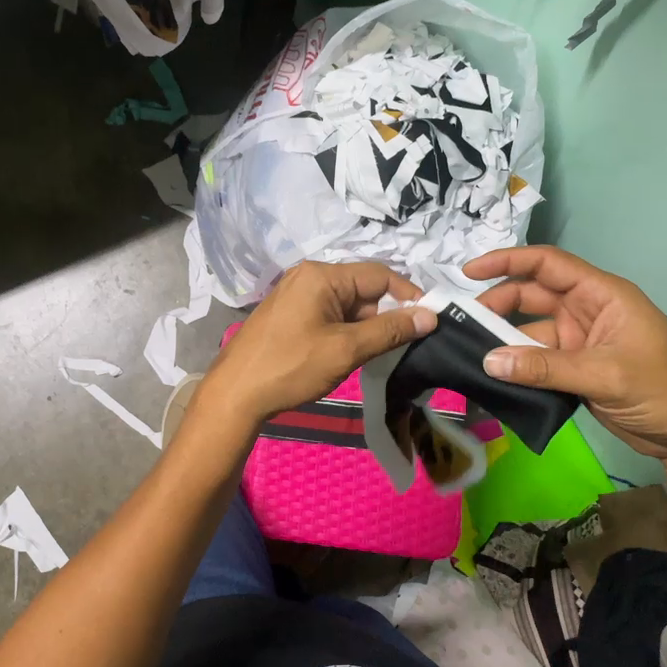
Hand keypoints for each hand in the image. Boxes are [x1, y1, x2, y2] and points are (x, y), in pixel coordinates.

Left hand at [197, 261, 436, 426]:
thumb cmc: (291, 366)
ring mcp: (296, 295)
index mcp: (321, 275)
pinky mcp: (289, 314)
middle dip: (385, 315)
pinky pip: (329, 314)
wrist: (236, 392)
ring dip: (365, 326)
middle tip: (403, 346)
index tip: (430, 322)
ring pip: (347, 304)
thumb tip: (430, 315)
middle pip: (363, 289)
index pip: (379, 275)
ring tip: (376, 355)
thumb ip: (390, 330)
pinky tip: (349, 354)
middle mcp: (308, 276)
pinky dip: (345, 331)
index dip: (408, 296)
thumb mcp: (346, 349)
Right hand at [464, 246, 666, 461]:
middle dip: (495, 306)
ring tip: (467, 353)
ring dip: (501, 341)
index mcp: (602, 295)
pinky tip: (489, 376)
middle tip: (461, 326)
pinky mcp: (574, 370)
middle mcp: (586, 312)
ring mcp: (579, 342)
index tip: (468, 272)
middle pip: (530, 296)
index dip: (507, 261)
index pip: (547, 264)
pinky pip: (535, 361)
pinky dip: (514, 367)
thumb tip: (487, 361)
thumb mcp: (607, 375)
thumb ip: (545, 368)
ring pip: (528, 331)